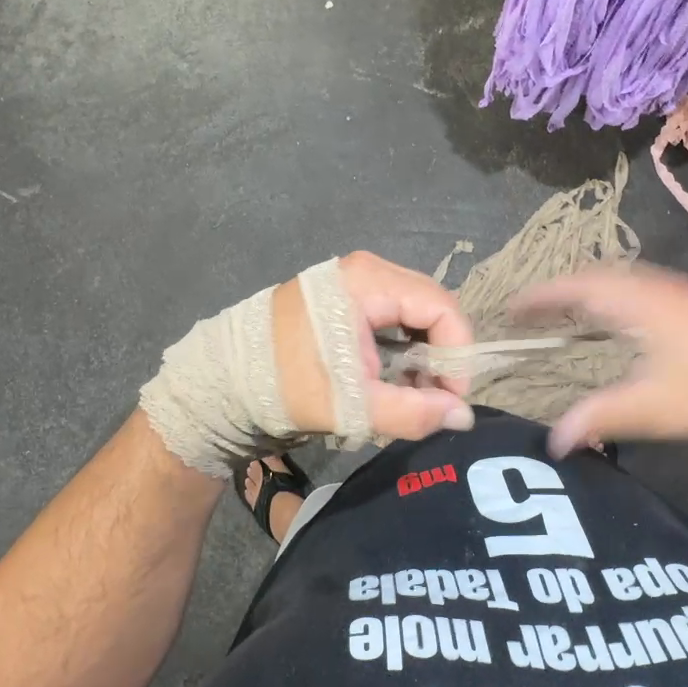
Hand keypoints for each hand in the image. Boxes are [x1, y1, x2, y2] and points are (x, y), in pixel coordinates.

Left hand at [274, 251, 476, 440]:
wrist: (224, 379)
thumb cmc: (286, 385)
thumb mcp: (352, 405)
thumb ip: (413, 412)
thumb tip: (463, 417)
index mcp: (368, 282)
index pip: (442, 309)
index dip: (457, 355)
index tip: (452, 399)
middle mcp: (366, 269)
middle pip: (430, 306)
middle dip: (441, 355)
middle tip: (435, 399)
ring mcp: (354, 279)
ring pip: (414, 311)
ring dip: (423, 353)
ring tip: (413, 394)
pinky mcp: (345, 295)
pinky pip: (393, 314)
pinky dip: (402, 347)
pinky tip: (393, 379)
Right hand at [516, 266, 687, 505]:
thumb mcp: (654, 409)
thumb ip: (599, 417)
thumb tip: (553, 440)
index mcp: (640, 303)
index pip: (577, 287)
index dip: (541, 295)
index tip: (511, 307)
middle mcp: (657, 286)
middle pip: (596, 276)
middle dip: (560, 290)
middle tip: (532, 312)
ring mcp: (681, 290)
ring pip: (621, 279)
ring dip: (588, 291)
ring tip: (565, 314)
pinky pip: (640, 286)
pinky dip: (613, 295)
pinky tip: (617, 321)